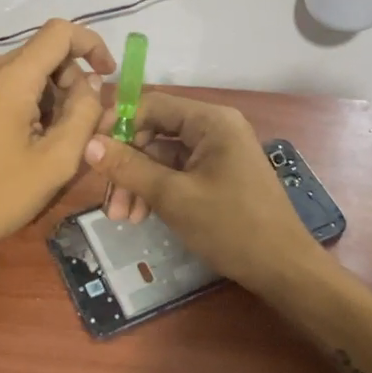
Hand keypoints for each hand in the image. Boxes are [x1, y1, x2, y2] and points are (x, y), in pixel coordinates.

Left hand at [0, 19, 114, 263]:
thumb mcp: (56, 162)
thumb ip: (84, 115)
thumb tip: (91, 85)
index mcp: (9, 79)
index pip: (59, 33)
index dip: (92, 45)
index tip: (106, 78)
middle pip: (41, 53)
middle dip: (71, 81)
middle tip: (82, 125)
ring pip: (22, 72)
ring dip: (48, 96)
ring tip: (52, 141)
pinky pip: (0, 87)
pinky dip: (24, 103)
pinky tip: (23, 143)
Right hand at [82, 93, 321, 294]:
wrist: (282, 266)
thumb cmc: (231, 226)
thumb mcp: (174, 197)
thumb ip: (130, 168)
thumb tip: (89, 145)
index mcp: (211, 121)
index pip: (152, 106)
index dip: (118, 126)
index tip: (92, 155)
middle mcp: (217, 128)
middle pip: (156, 133)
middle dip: (128, 165)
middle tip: (110, 203)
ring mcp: (220, 153)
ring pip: (164, 158)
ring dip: (140, 183)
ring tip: (124, 219)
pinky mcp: (221, 176)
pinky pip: (180, 174)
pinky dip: (159, 192)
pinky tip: (143, 217)